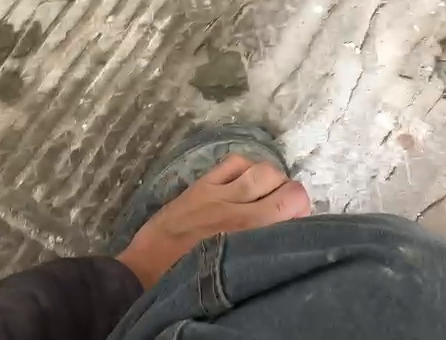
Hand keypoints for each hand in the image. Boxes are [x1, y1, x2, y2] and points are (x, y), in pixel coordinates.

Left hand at [114, 155, 311, 287]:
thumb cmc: (190, 283)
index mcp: (249, 236)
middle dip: (291, 194)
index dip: (302, 210)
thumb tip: (284, 237)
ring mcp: (219, 194)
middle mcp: (239, 211)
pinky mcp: (201, 185)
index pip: (294, 203)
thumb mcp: (235, 274)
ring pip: (262, 170)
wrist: (143, 276)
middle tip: (284, 209)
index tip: (296, 223)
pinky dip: (246, 165)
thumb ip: (260, 252)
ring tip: (267, 192)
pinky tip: (246, 177)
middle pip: (283, 185)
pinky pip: (233, 162)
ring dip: (272, 179)